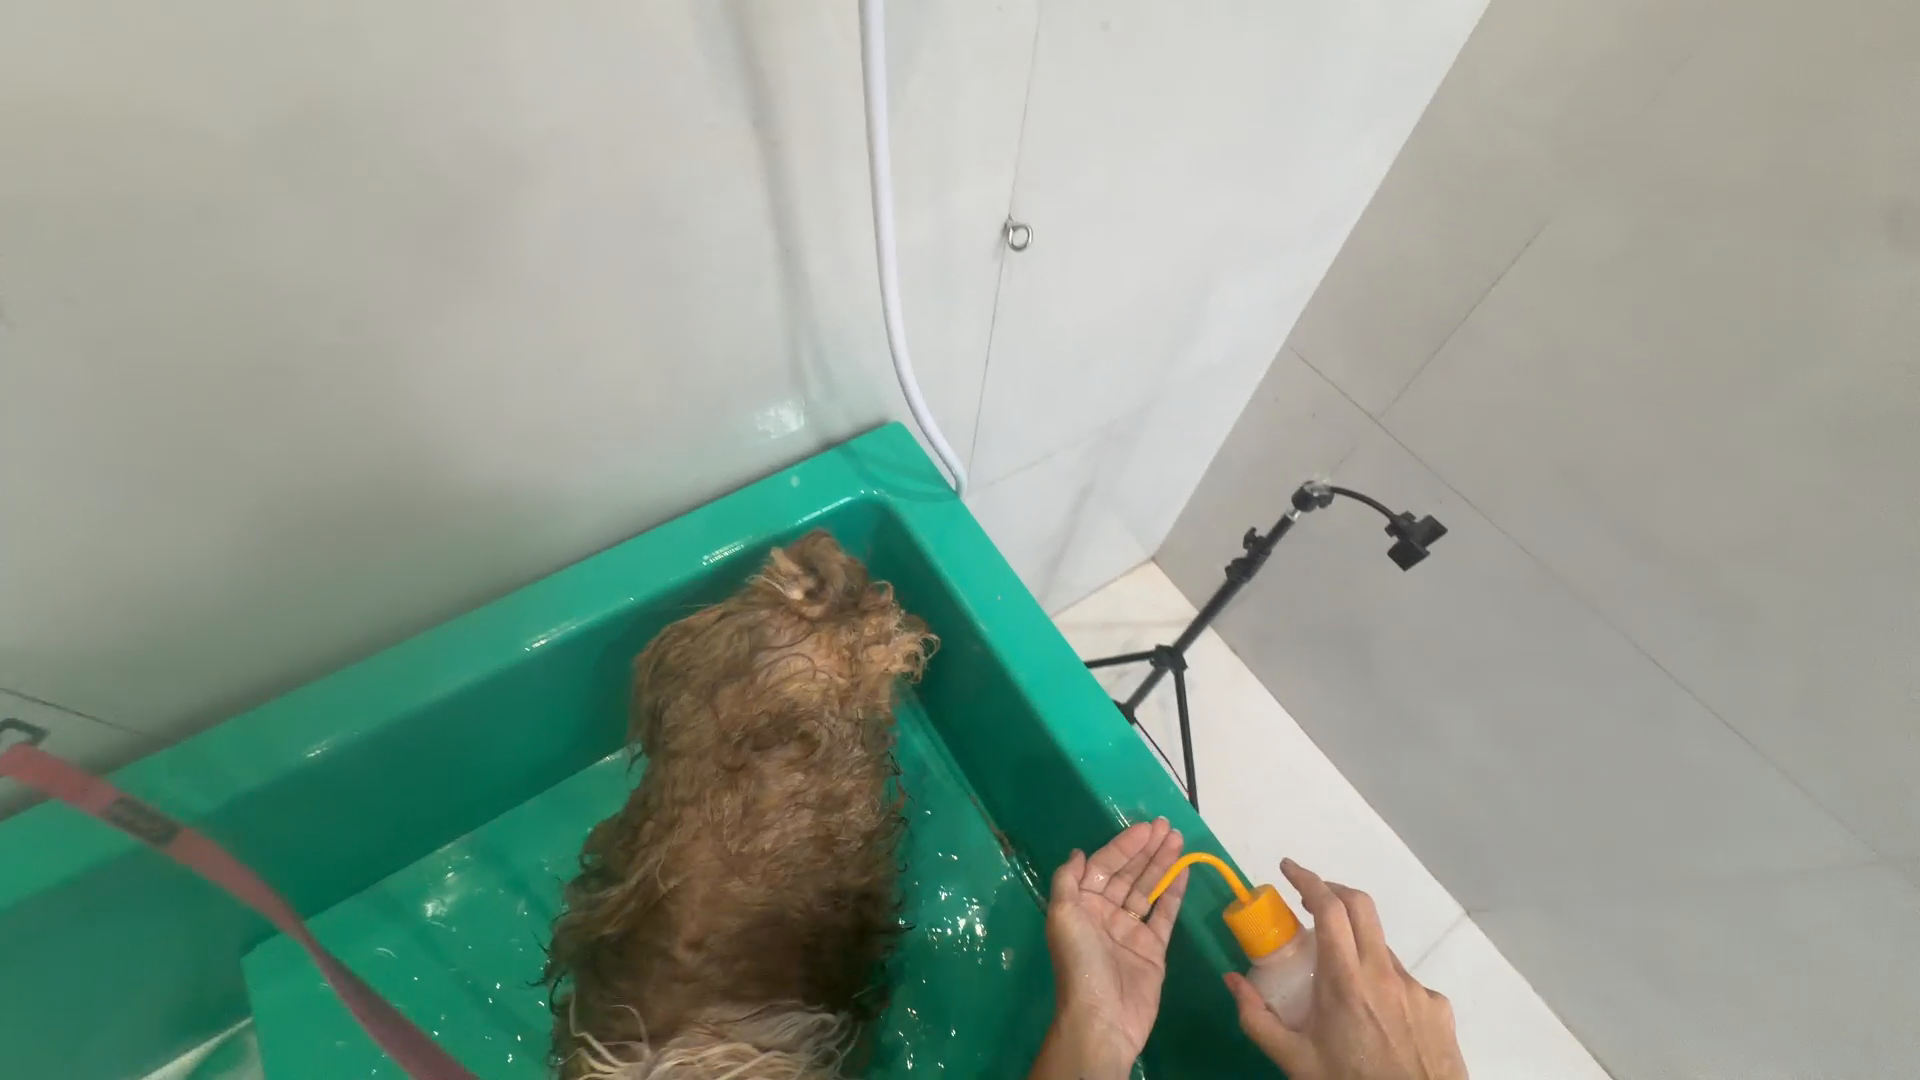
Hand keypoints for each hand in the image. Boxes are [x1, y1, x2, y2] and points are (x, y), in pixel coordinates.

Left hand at [1027, 818, 1189, 1079]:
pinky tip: (1183, 871)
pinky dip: (1173, 892)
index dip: (1125, 845)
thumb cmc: (1079, 962)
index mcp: (1083, 902)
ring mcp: (1130, 929)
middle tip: (1167, 827)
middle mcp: (1106, 911)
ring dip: (1162, 864)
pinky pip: (1164, 913)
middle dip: (1147, 849)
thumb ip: (1068, 879)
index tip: (1146, 827)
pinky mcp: (1152, 948)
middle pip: (1129, 872)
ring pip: (1148, 888)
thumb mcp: (1062, 915)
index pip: (1105, 864)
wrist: (1102, 1017)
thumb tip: (1078, 852)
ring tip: (1178, 840)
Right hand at [1225, 859, 1467, 1079]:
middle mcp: (1384, 974)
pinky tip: (1376, 1016)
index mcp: (1346, 980)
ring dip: (1355, 944)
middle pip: (1361, 906)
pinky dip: (1382, 982)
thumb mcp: (1295, 1061)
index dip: (1307, 879)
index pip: (1329, 908)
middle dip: (1331, 891)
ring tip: (1339, 978)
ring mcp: (1417, 990)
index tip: (1287, 868)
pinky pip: (1405, 982)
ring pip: (1381, 947)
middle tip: (1308, 899)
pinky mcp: (1440, 1010)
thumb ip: (1257, 1018)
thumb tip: (1231, 978)